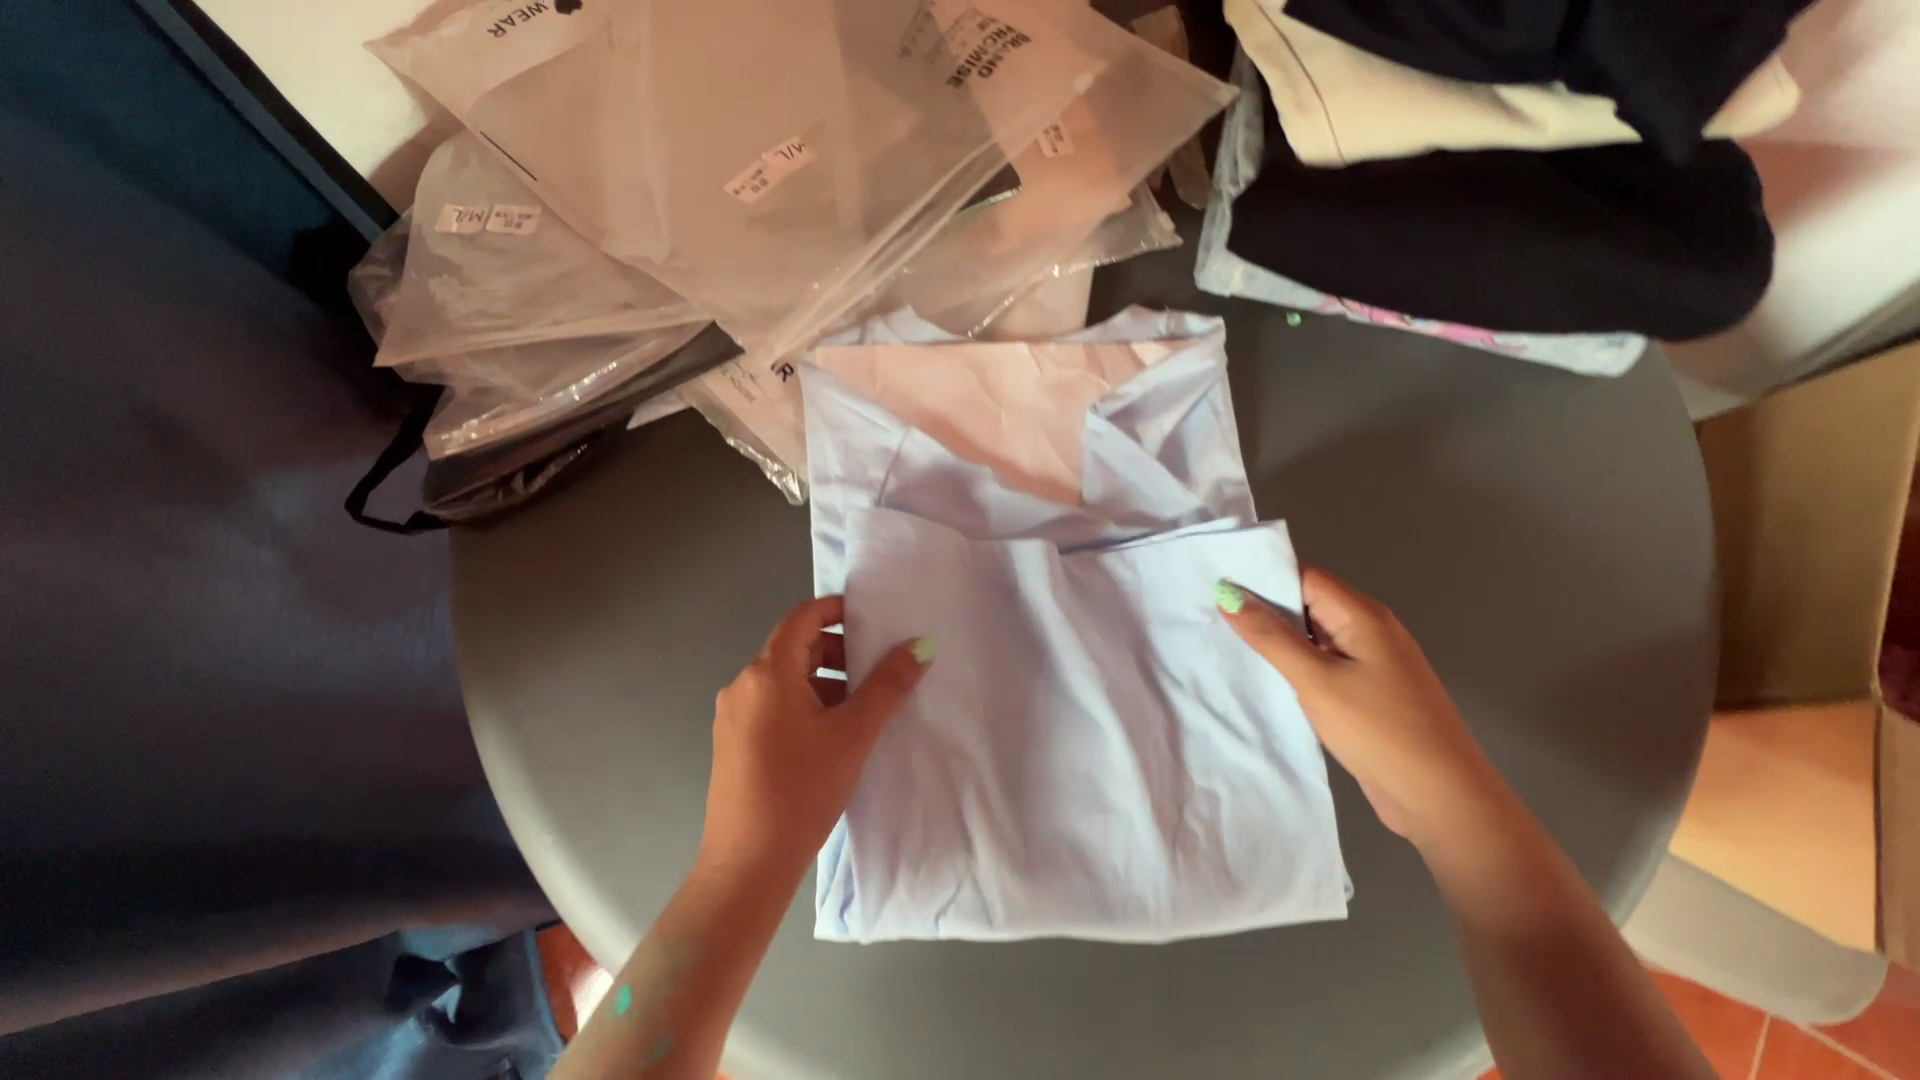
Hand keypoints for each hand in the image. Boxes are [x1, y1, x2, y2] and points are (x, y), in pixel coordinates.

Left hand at [698, 595, 930, 884]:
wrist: (748, 864)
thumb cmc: (802, 789)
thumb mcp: (854, 734)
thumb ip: (889, 685)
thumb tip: (920, 646)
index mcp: (767, 673)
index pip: (803, 617)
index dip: (838, 610)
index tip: (874, 620)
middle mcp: (743, 685)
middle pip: (795, 647)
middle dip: (839, 652)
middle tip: (879, 673)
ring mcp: (734, 716)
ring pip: (787, 680)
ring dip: (826, 682)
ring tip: (863, 711)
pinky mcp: (734, 743)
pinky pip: (775, 706)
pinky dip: (807, 705)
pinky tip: (834, 738)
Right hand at [1216, 568, 1504, 854]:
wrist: (1440, 796)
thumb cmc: (1379, 729)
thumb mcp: (1316, 680)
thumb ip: (1270, 637)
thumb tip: (1228, 593)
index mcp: (1362, 615)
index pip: (1304, 576)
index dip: (1261, 574)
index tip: (1215, 581)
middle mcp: (1369, 629)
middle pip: (1308, 602)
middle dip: (1263, 606)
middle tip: (1209, 612)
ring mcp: (1371, 662)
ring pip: (1313, 636)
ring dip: (1276, 639)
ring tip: (1224, 641)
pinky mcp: (1368, 692)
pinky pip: (1323, 664)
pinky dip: (1294, 665)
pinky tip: (1263, 678)